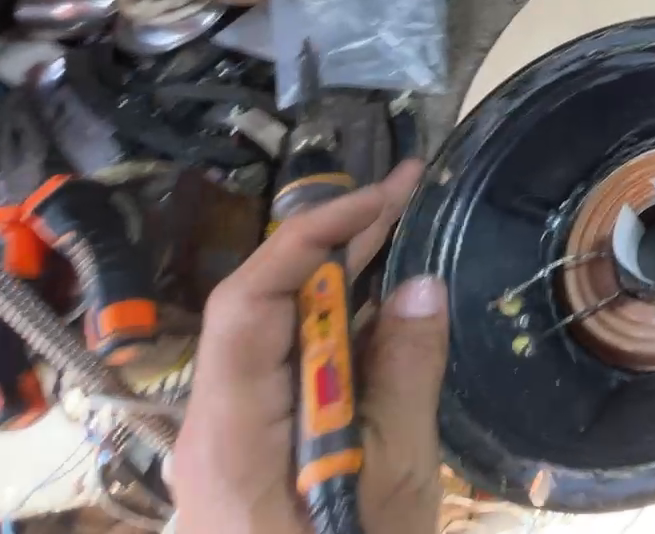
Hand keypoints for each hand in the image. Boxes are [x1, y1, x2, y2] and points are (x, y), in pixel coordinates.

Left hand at [172, 160, 446, 533]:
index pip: (249, 304)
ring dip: (345, 273)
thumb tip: (421, 285)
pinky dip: (349, 318)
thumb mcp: (393, 476)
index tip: (384, 199)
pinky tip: (391, 297)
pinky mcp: (265, 442)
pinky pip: (302, 363)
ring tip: (406, 220)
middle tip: (409, 187)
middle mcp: (223, 419)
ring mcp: (242, 431)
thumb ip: (404, 378)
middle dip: (335, 238)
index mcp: (236, 428)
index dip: (310, 238)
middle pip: (266, 305)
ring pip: (285, 330)